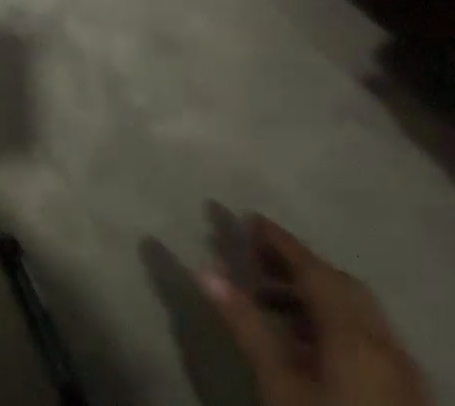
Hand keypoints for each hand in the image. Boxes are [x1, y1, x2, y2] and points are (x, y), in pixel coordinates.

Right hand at [202, 216, 429, 405]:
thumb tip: (205, 269)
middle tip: (251, 249)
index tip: (247, 217)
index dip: (281, 243)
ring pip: (357, 311)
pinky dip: (329, 317)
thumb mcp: (277, 381)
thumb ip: (247, 324)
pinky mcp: (401, 388)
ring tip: (264, 294)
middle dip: (298, 263)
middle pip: (344, 287)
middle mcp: (385, 344)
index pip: (316, 273)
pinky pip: (365, 334)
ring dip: (311, 291)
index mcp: (355, 336)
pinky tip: (299, 334)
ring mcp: (400, 368)